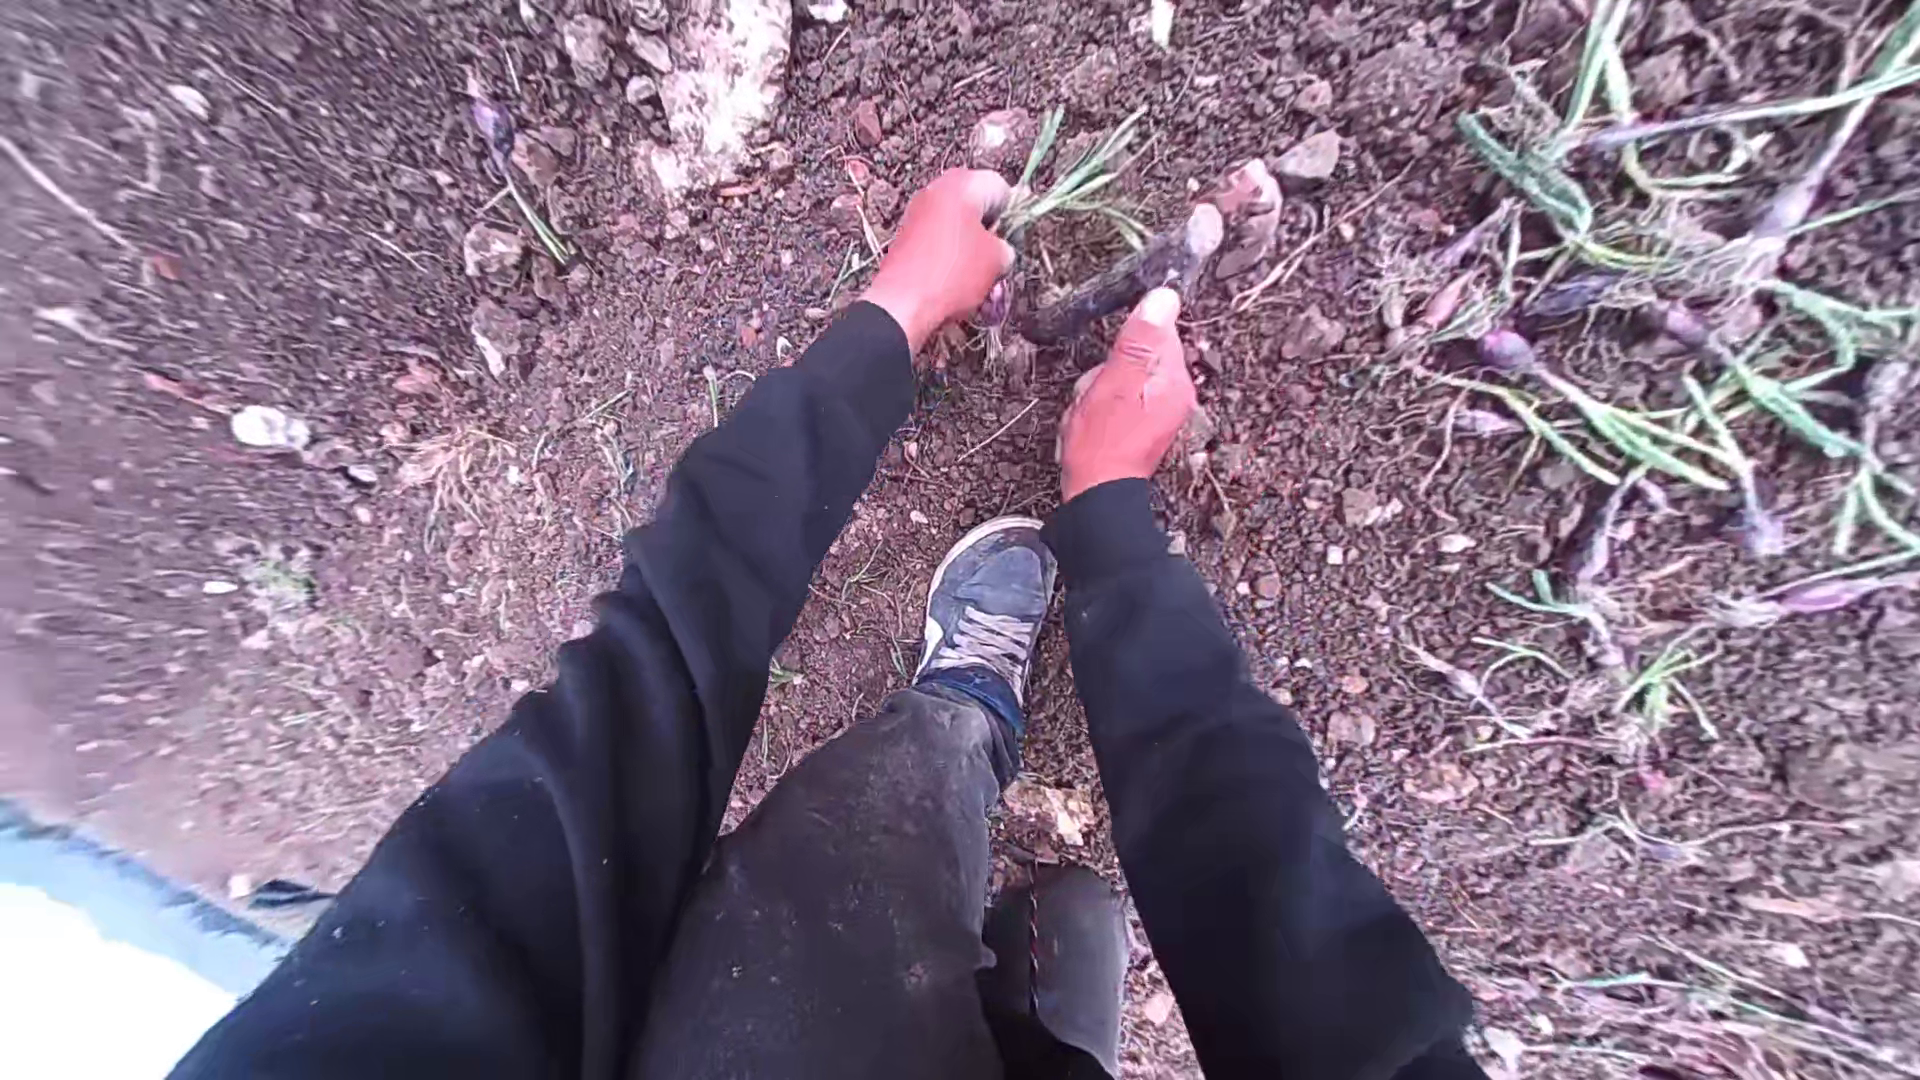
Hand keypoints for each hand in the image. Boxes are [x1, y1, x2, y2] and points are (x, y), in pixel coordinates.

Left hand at [861, 169, 1014, 350]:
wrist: (901, 303)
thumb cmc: (953, 274)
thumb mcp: (995, 261)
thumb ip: (1007, 248)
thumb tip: (1002, 250)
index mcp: (962, 184)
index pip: (1001, 187)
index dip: (1013, 215)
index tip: (1013, 241)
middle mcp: (936, 189)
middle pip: (976, 206)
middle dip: (989, 233)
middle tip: (996, 260)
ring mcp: (917, 213)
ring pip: (956, 226)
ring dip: (970, 248)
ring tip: (977, 278)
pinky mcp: (905, 238)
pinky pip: (938, 241)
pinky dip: (950, 257)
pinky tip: (955, 282)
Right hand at [1057, 288, 1195, 502]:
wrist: (1097, 495)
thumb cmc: (1101, 446)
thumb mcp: (1113, 386)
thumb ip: (1138, 343)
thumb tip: (1163, 298)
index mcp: (1174, 382)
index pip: (1157, 333)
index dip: (1125, 345)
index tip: (1108, 368)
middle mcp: (1175, 395)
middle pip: (1139, 356)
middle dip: (1108, 371)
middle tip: (1097, 396)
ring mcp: (1161, 411)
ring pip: (1124, 378)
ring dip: (1100, 390)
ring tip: (1092, 414)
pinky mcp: (1145, 424)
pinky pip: (1121, 399)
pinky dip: (1103, 407)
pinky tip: (1094, 423)